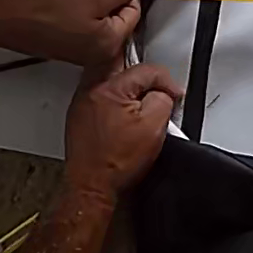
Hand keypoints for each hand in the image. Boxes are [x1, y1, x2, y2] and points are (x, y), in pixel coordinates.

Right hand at [0, 0, 142, 66]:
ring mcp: (76, 48)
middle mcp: (94, 52)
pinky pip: (79, 17)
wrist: (1, 16)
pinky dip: (77, 3)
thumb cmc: (42, 10)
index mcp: (109, 44)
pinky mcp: (60, 41)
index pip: (134, 11)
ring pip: (97, 14)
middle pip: (116, 14)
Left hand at [62, 62, 184, 208]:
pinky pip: (101, 95)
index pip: (146, 69)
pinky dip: (116, 98)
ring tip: (142, 101)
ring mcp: (82, 104)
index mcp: (108, 89)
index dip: (166, 81)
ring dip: (129, 85)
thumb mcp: (155, 124)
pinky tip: (125, 114)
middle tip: (157, 88)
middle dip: (144, 75)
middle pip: (123, 65)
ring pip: (111, 79)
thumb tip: (163, 90)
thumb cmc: (117, 162)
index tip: (173, 95)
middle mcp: (90, 92)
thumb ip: (164, 96)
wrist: (93, 187)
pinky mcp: (79, 116)